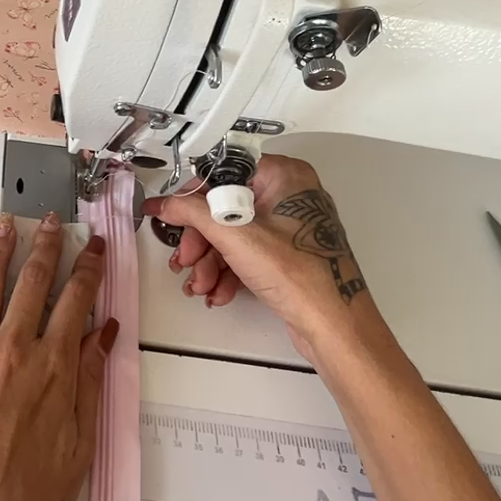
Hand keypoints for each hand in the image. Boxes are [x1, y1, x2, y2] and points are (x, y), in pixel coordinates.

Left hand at [0, 212, 118, 500]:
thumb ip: (90, 383)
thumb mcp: (80, 446)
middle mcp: (14, 352)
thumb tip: (105, 334)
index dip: (88, 269)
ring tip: (6, 225)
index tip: (94, 248)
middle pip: (34, 284)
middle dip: (46, 247)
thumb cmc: (30, 497)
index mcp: (54, 370)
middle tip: (51, 222)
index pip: (76, 302)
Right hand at [144, 155, 375, 355]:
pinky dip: (227, 270)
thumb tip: (166, 204)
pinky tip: (218, 290)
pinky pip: (246, 253)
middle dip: (199, 241)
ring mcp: (289, 226)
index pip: (222, 173)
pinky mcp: (287, 253)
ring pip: (232, 234)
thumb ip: (191, 212)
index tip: (172, 213)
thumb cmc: (303, 276)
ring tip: (200, 283)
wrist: (334, 326)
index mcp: (284, 176)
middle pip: (223, 208)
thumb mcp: (234, 234)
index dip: (192, 197)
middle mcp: (289, 195)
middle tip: (186, 258)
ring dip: (209, 261)